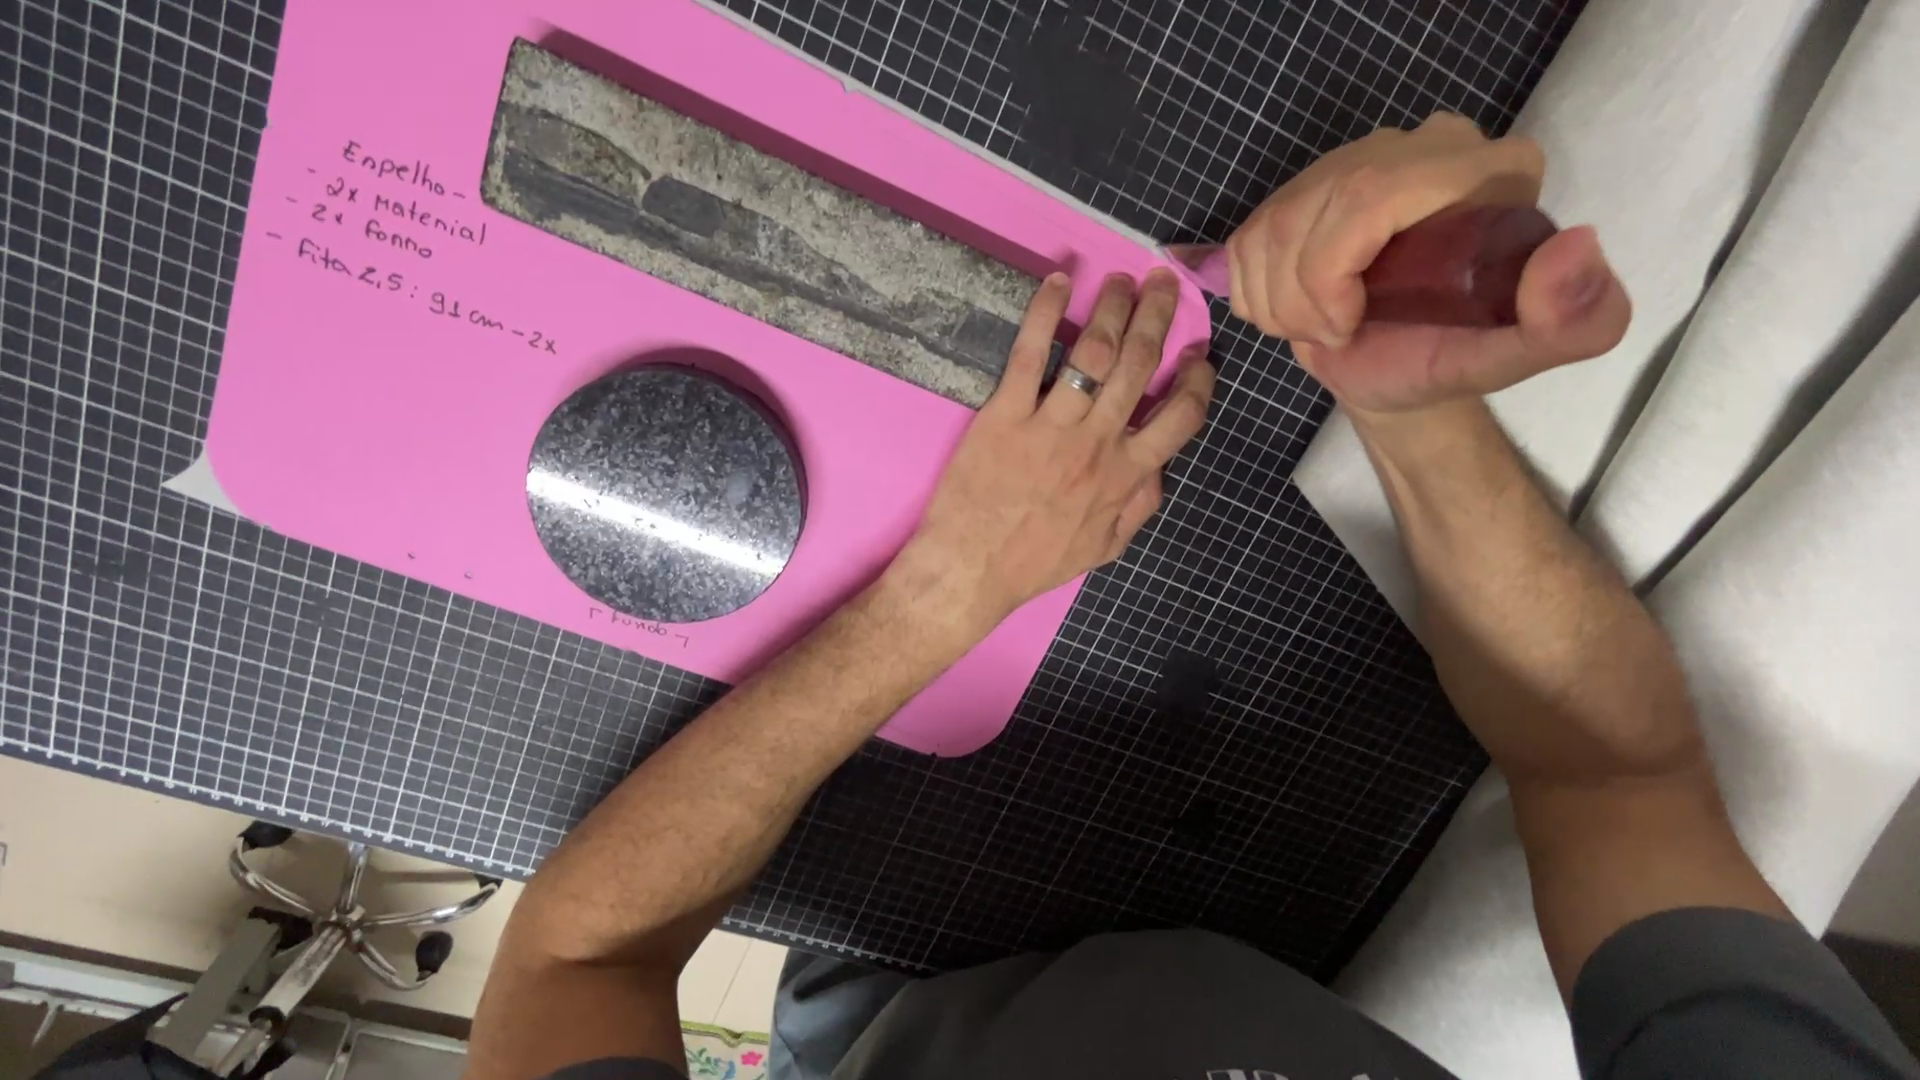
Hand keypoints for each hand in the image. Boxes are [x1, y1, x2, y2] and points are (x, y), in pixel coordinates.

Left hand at [894, 269, 1216, 630]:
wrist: (972, 569)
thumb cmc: (1036, 562)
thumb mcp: (1105, 548)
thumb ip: (1140, 506)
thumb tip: (1162, 469)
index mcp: (1126, 475)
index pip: (1181, 416)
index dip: (1197, 380)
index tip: (1198, 355)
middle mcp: (1096, 442)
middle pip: (1139, 366)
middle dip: (1157, 317)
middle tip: (1162, 284)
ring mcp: (1051, 425)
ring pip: (1094, 353)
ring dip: (1113, 308)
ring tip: (1122, 279)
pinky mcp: (1005, 415)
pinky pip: (1030, 355)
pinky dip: (1046, 314)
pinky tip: (1059, 283)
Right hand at [1225, 112, 1630, 411]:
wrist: (1385, 372)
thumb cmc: (1439, 363)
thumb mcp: (1512, 360)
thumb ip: (1575, 322)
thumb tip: (1576, 245)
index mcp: (1481, 170)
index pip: (1369, 193)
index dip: (1332, 272)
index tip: (1349, 327)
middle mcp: (1417, 147)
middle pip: (1309, 210)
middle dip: (1300, 296)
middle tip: (1330, 335)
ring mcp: (1349, 163)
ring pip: (1271, 226)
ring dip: (1276, 301)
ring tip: (1315, 327)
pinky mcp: (1295, 193)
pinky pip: (1245, 240)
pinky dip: (1255, 294)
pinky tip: (1292, 308)